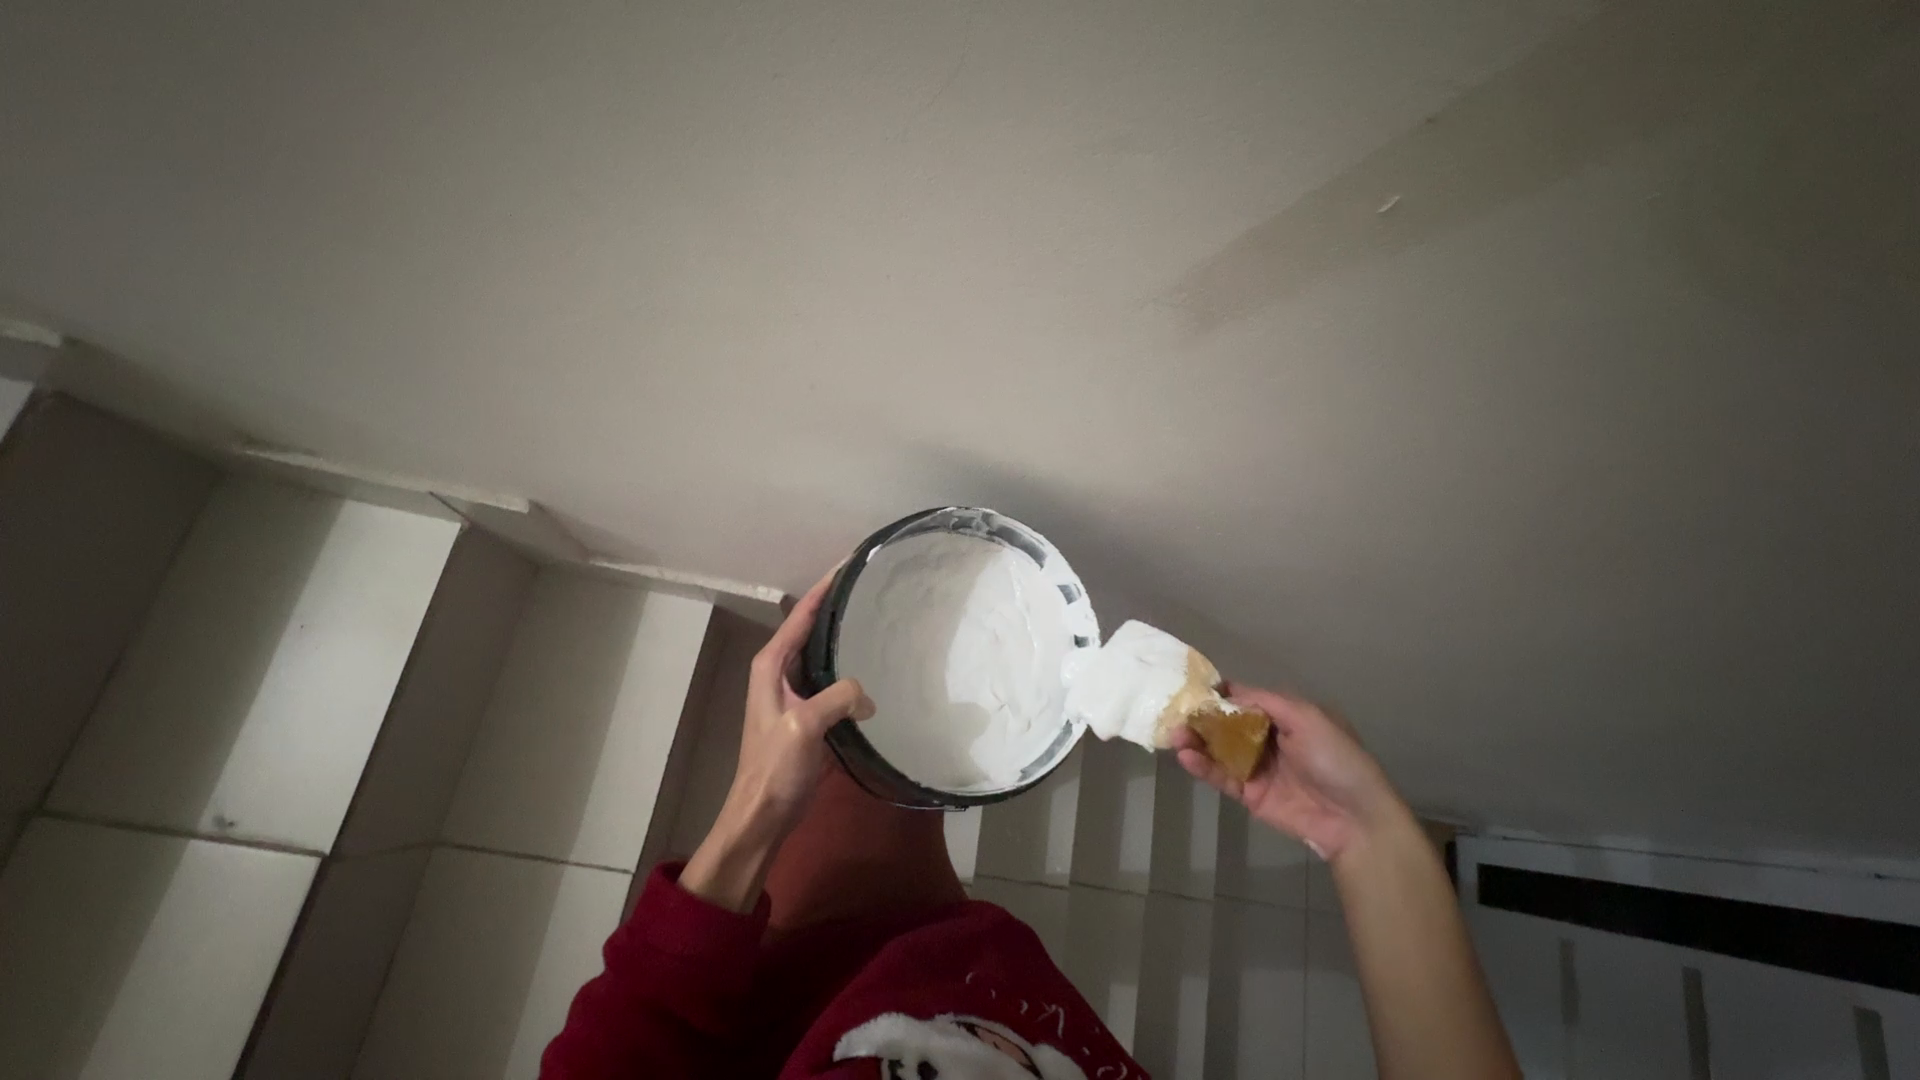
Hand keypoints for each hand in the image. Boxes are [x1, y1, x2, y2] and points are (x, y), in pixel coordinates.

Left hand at [681, 568, 873, 909]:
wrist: (763, 814)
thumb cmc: (775, 768)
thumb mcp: (804, 725)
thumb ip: (838, 697)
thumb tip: (868, 695)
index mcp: (772, 664)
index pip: (801, 613)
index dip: (825, 586)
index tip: (852, 562)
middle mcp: (781, 671)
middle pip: (814, 627)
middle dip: (840, 607)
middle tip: (878, 589)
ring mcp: (796, 692)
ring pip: (826, 654)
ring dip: (849, 639)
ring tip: (884, 621)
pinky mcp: (811, 713)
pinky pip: (836, 681)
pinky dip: (854, 671)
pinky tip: (880, 670)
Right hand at [1170, 683, 1404, 863]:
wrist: (1355, 818)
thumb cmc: (1336, 759)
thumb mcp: (1307, 718)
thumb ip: (1266, 702)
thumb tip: (1226, 689)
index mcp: (1285, 717)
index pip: (1245, 700)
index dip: (1219, 695)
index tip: (1191, 689)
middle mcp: (1268, 739)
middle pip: (1226, 724)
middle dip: (1201, 719)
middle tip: (1176, 716)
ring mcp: (1257, 767)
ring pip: (1219, 750)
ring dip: (1196, 742)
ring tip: (1175, 736)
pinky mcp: (1249, 794)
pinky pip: (1221, 776)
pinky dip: (1202, 767)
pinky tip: (1186, 757)